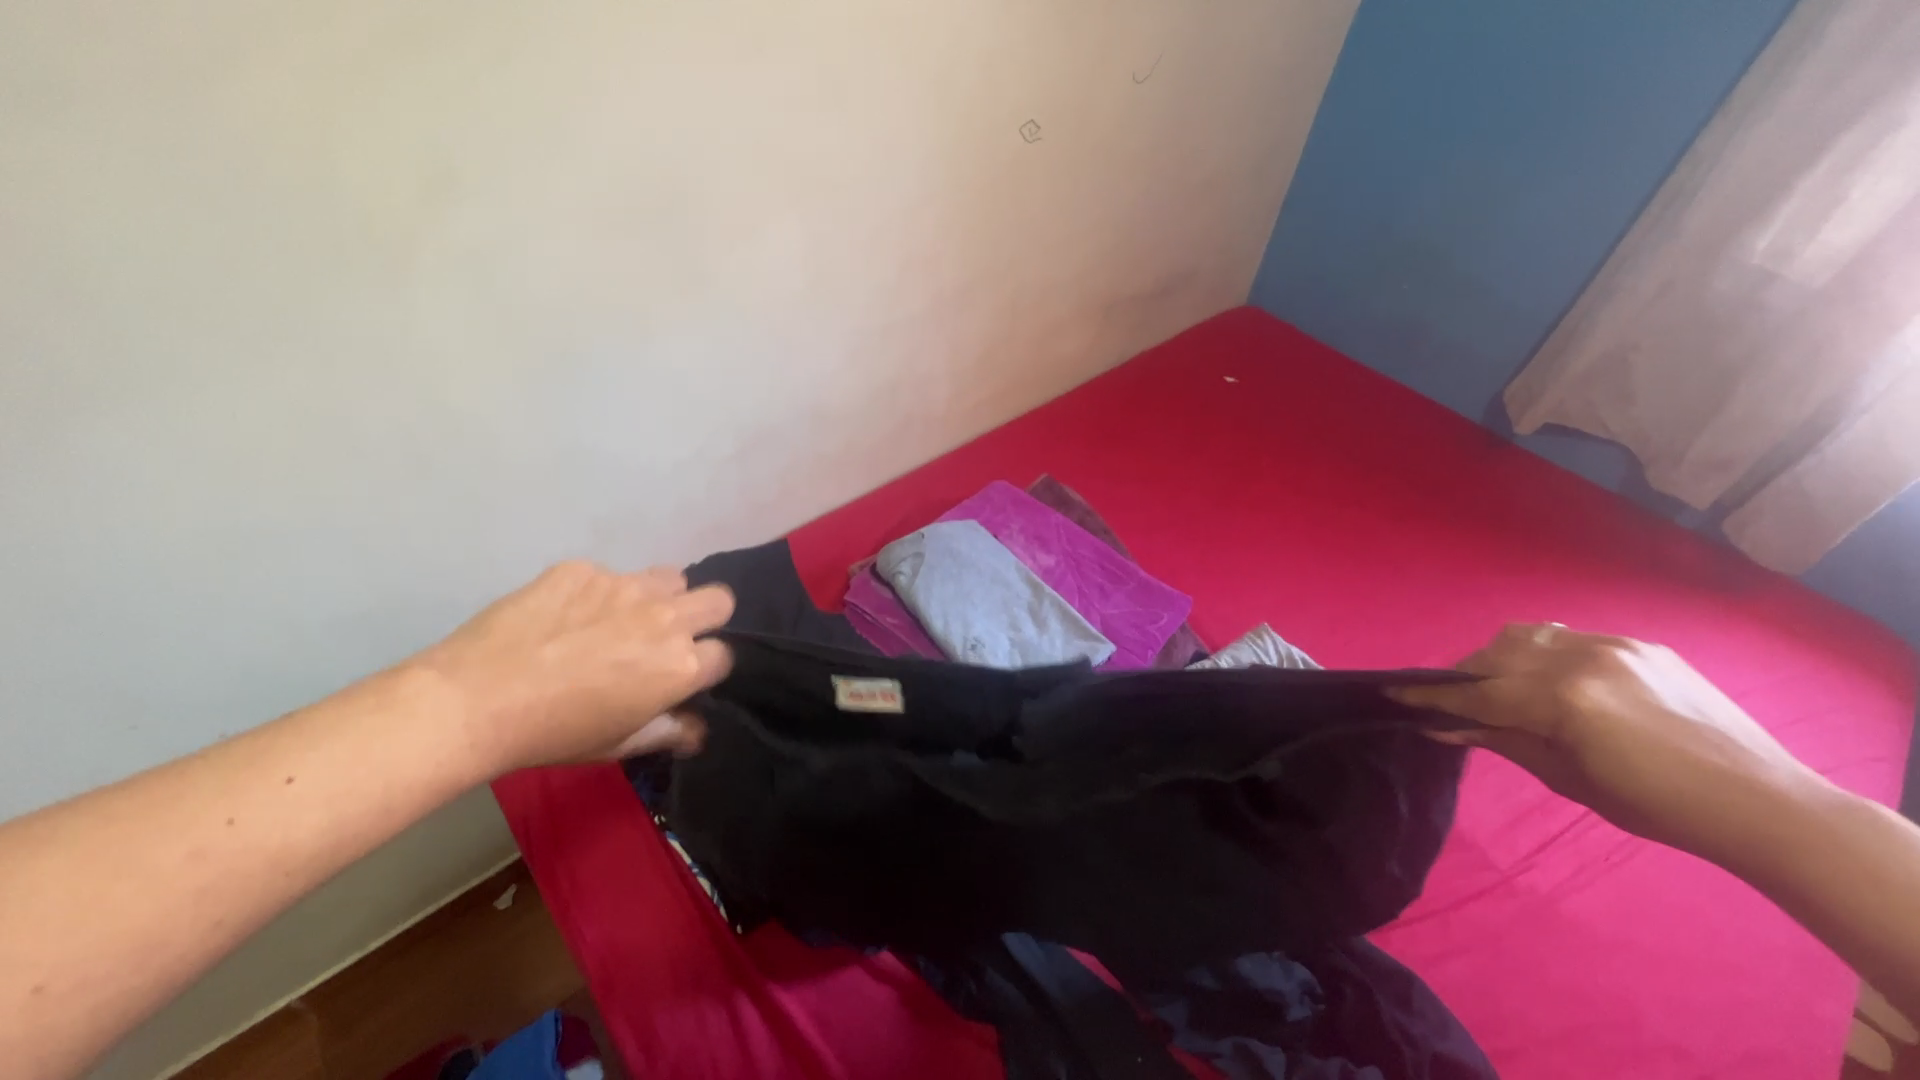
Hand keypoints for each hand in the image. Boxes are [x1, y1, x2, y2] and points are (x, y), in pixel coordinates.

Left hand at [412, 561, 733, 776]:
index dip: (704, 668)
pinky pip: (608, 574)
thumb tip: (696, 730)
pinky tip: (563, 617)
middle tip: (666, 638)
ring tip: (619, 619)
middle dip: (703, 618)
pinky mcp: (582, 569)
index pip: (723, 654)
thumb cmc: (554, 734)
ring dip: (658, 597)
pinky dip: (597, 593)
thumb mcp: (619, 745)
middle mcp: (664, 618)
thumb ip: (669, 732)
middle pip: (718, 600)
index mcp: (679, 666)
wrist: (473, 701)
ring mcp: (623, 586)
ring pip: (669, 577)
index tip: (679, 678)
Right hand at [1391, 623, 1824, 857]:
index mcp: (1563, 698)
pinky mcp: (1640, 645)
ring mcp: (1614, 645)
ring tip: (1497, 684)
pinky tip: (1551, 680)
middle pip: (1495, 653)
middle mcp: (1581, 658)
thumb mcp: (1568, 778)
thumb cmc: (1658, 807)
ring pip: (1529, 635)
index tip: (1391, 694)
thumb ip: (1503, 740)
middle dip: (1464, 674)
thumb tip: (1444, 726)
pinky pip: (1571, 637)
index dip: (1431, 696)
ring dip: (1500, 655)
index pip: (1477, 692)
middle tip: (1449, 701)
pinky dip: (1544, 654)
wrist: (1762, 801)